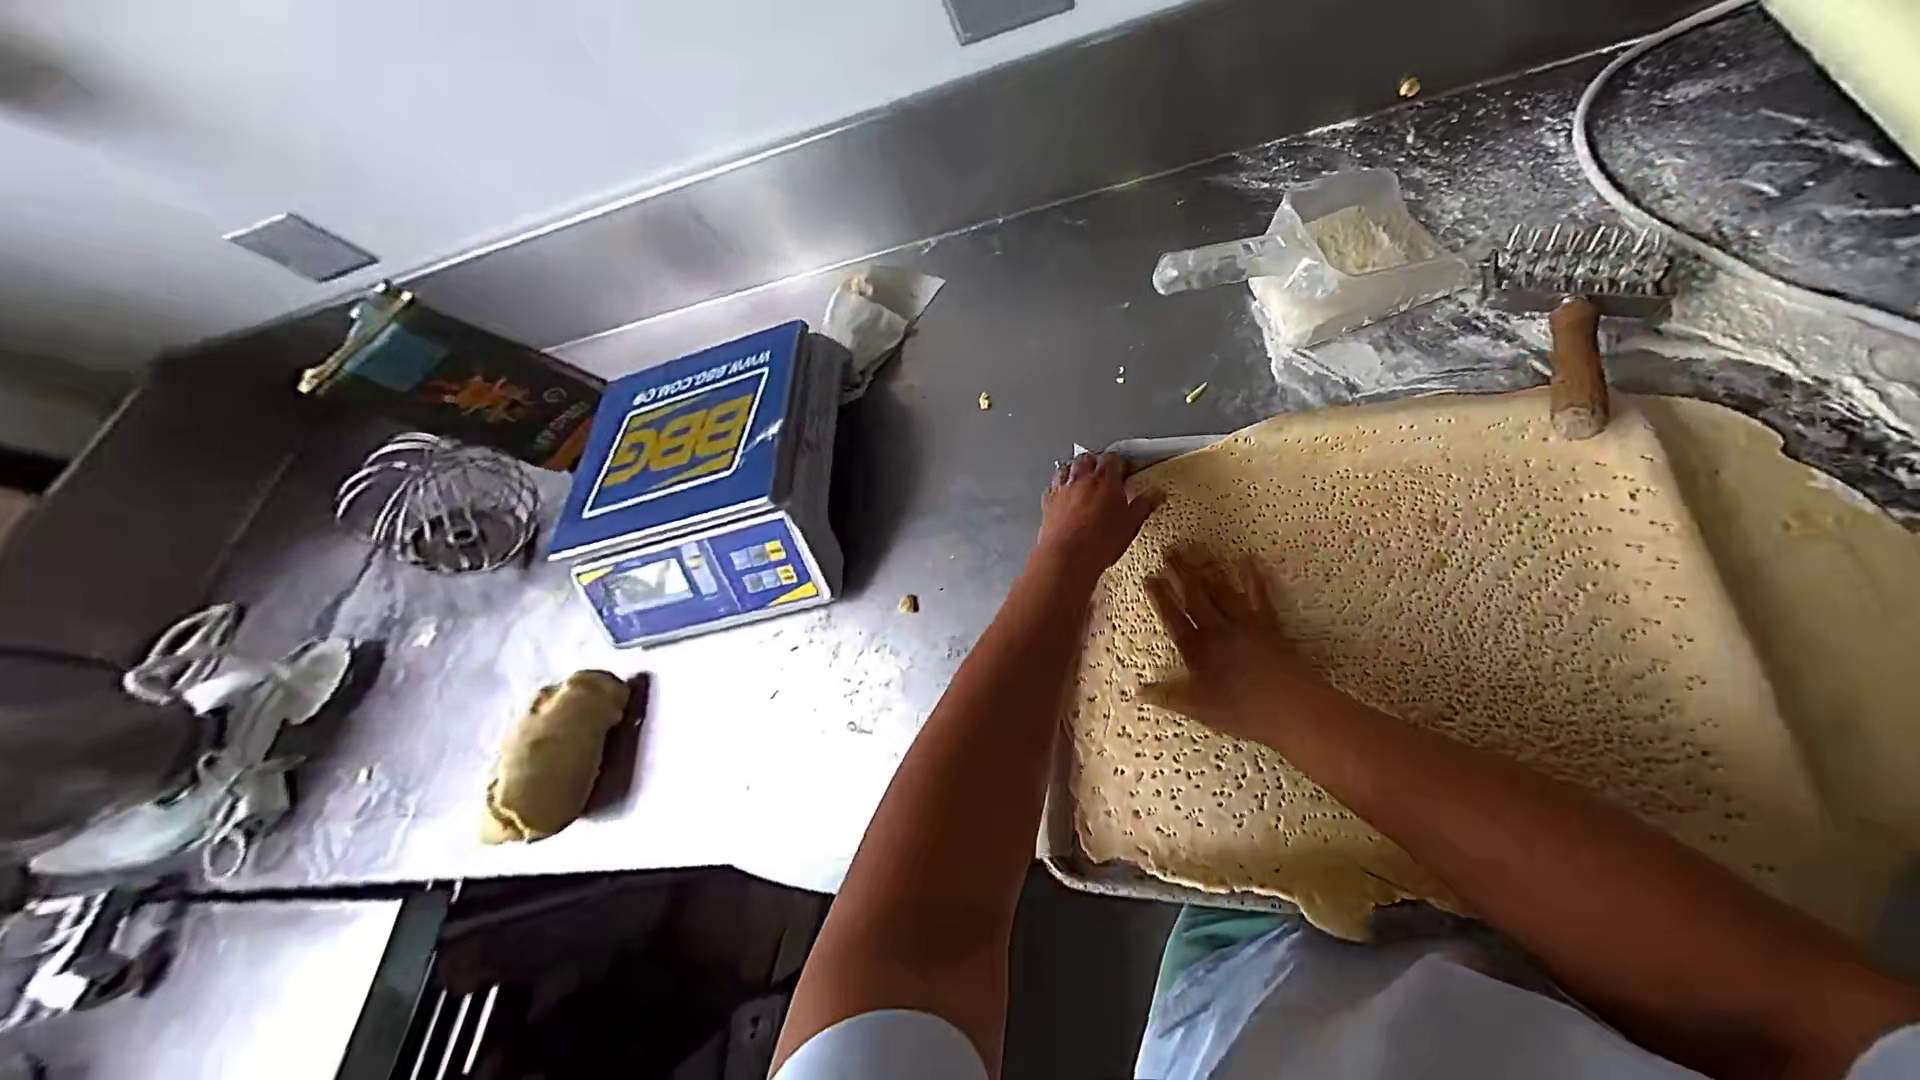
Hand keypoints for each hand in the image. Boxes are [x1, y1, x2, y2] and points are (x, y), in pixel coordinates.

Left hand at [1034, 453, 1158, 583]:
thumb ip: (1142, 506)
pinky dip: (1058, 486)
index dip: (1119, 463)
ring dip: (1075, 470)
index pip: (1112, 459)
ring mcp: (1063, 490)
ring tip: (1082, 478)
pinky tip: (1063, 493)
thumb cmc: (1099, 542)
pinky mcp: (1048, 503)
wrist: (1067, 557)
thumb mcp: (1130, 525)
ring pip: (1066, 468)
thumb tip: (1154, 495)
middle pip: (1087, 459)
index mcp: (1105, 481)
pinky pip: (1052, 486)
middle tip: (1103, 472)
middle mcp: (1082, 480)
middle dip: (1095, 462)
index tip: (1124, 470)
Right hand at [1142, 549, 1349, 742]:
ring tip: (1195, 547)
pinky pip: (1258, 595)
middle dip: (1181, 571)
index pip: (1173, 617)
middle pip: (1195, 595)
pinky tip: (1245, 559)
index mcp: (1197, 649)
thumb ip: (1167, 695)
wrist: (1292, 709)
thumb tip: (1138, 692)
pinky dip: (1252, 576)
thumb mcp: (1198, 708)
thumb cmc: (1243, 711)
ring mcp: (1244, 624)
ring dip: (1207, 567)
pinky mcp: (1268, 624)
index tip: (1150, 577)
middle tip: (1169, 550)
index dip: (1160, 597)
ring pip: (1221, 589)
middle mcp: (1218, 630)